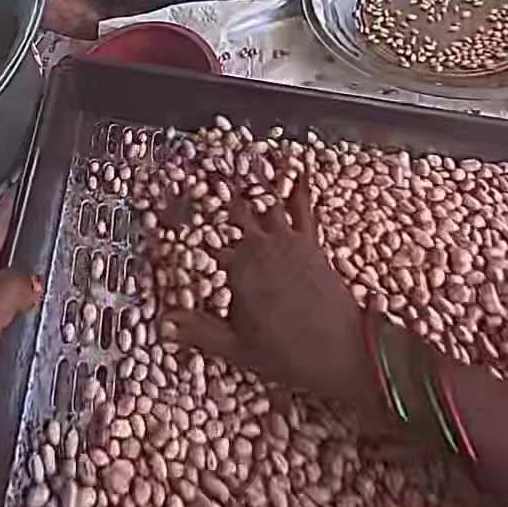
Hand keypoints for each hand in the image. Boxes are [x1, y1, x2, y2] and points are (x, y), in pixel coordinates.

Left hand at [0, 195, 39, 506]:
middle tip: (67, 214)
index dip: (15, 200)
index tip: (41, 179)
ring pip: (7, 271)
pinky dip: (29, 292)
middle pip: (2, 244)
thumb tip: (36, 275)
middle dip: (30, 226)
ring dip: (31, 259)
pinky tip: (48, 301)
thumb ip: (6, 290)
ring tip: (65, 251)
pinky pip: (11, 300)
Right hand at [164, 178, 378, 414]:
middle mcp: (258, 247)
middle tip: (192, 162)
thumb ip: (200, 331)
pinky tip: (294, 165)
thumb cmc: (291, 355)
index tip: (157, 206)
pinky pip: (301, 208)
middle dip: (208, 187)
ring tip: (234, 151)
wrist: (349, 354)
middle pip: (227, 211)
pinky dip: (296, 186)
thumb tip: (163, 323)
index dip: (175, 223)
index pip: (198, 241)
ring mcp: (285, 241)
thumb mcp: (240, 349)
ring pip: (260, 201)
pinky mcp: (309, 242)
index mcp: (237, 270)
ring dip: (247, 177)